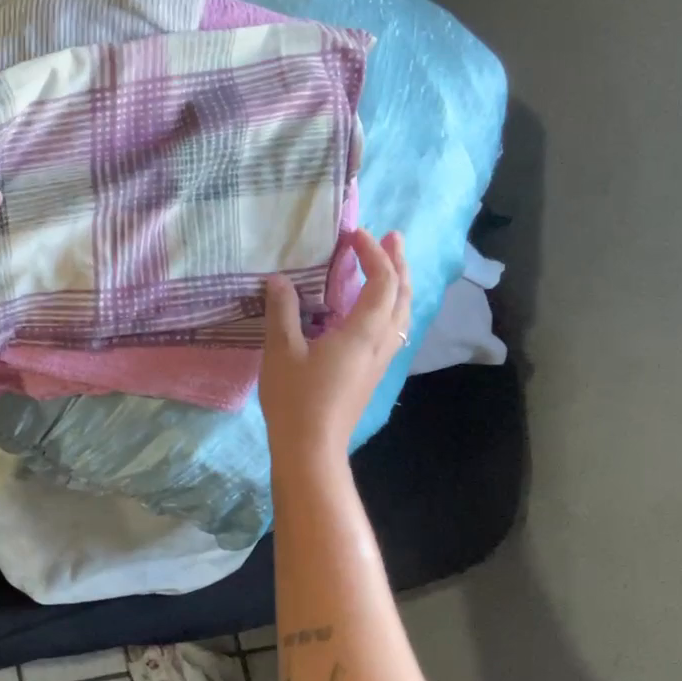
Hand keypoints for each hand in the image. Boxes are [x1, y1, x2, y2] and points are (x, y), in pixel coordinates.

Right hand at [260, 229, 411, 459]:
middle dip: (397, 261)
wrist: (311, 445)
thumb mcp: (281, 350)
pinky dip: (389, 305)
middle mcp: (381, 340)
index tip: (353, 235)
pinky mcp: (372, 372)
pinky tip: (371, 309)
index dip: (372, 254)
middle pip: (402, 293)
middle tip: (388, 237)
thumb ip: (282, 311)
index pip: (381, 280)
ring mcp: (381, 358)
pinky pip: (392, 327)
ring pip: (401, 311)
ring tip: (387, 266)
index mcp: (364, 330)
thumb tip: (279, 280)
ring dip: (397, 283)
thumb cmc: (296, 397)